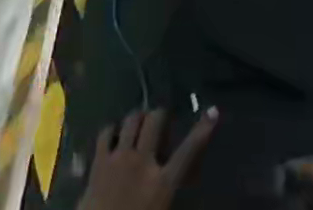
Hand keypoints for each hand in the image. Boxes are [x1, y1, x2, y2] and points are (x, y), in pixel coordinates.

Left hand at [77, 107, 219, 209]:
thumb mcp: (162, 209)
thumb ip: (169, 194)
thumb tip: (173, 179)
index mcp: (163, 183)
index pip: (188, 151)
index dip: (202, 130)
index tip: (213, 111)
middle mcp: (143, 162)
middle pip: (155, 122)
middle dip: (160, 114)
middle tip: (162, 117)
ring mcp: (119, 157)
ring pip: (131, 120)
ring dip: (138, 117)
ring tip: (140, 119)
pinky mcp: (99, 159)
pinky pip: (106, 131)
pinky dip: (113, 128)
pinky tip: (115, 133)